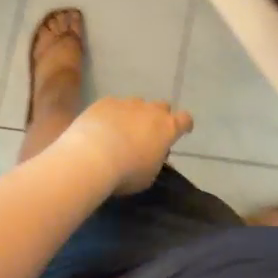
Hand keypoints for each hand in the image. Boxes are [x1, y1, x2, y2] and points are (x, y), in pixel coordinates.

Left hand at [56, 99, 194, 194]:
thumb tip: (154, 155)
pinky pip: (113, 106)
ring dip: (133, 116)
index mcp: (167, 128)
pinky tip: (101, 130)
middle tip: (148, 133)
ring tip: (120, 133)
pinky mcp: (106, 102)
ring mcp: (128, 103)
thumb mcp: (148, 175)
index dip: (184, 125)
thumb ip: (155, 161)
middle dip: (158, 117)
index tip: (182, 131)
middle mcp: (151, 110)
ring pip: (136, 105)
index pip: (185, 120)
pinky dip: (111, 115)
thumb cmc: (126, 172)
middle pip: (162, 106)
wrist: (92, 157)